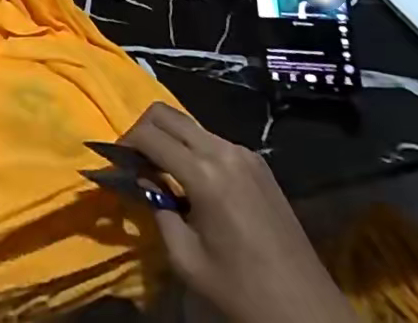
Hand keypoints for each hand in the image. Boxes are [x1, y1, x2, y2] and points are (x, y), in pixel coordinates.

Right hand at [120, 104, 356, 322]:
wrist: (304, 307)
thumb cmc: (240, 290)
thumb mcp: (187, 259)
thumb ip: (158, 210)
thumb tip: (140, 181)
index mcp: (205, 174)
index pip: (151, 135)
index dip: (125, 143)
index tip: (113, 161)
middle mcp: (224, 150)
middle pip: (169, 114)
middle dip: (143, 129)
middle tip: (131, 160)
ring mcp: (245, 152)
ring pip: (191, 125)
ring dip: (169, 139)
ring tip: (159, 173)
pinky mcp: (258, 162)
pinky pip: (213, 142)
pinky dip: (192, 150)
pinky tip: (191, 182)